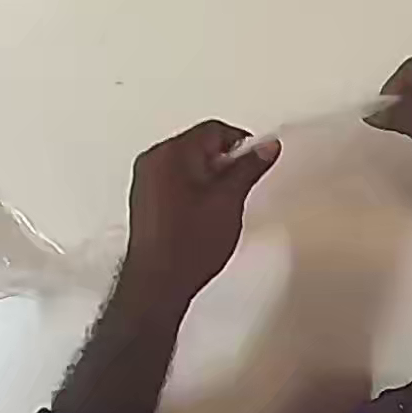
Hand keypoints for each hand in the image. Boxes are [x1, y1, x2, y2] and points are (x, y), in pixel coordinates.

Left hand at [120, 120, 279, 300]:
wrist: (158, 283)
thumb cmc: (187, 245)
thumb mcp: (229, 200)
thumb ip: (249, 168)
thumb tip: (266, 147)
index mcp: (171, 153)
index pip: (212, 130)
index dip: (241, 142)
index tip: (257, 159)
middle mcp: (153, 161)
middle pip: (198, 144)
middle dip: (224, 161)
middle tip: (239, 185)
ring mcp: (145, 180)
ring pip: (187, 163)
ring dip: (209, 176)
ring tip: (222, 205)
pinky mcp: (145, 200)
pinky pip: (174, 180)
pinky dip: (193, 188)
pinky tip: (205, 214)